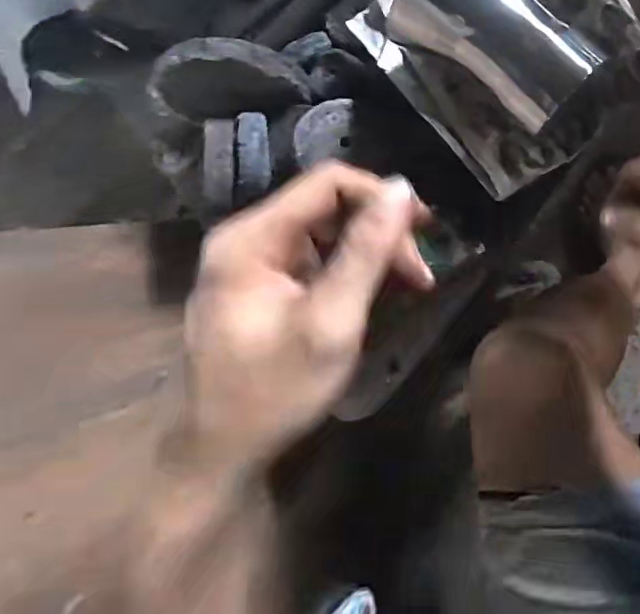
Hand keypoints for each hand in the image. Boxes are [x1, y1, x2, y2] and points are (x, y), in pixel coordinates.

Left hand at [177, 163, 434, 474]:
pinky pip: (319, 253)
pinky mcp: (263, 280)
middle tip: (419, 270)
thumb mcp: (331, 320)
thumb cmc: (274, 392)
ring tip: (411, 283)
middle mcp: (247, 237)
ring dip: (375, 249)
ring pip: (331, 227)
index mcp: (250, 238)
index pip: (329, 182)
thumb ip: (367, 250)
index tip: (422, 228)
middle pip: (331, 204)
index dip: (381, 196)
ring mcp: (253, 259)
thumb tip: (403, 187)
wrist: (217, 458)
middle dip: (382, 230)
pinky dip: (355, 267)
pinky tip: (380, 291)